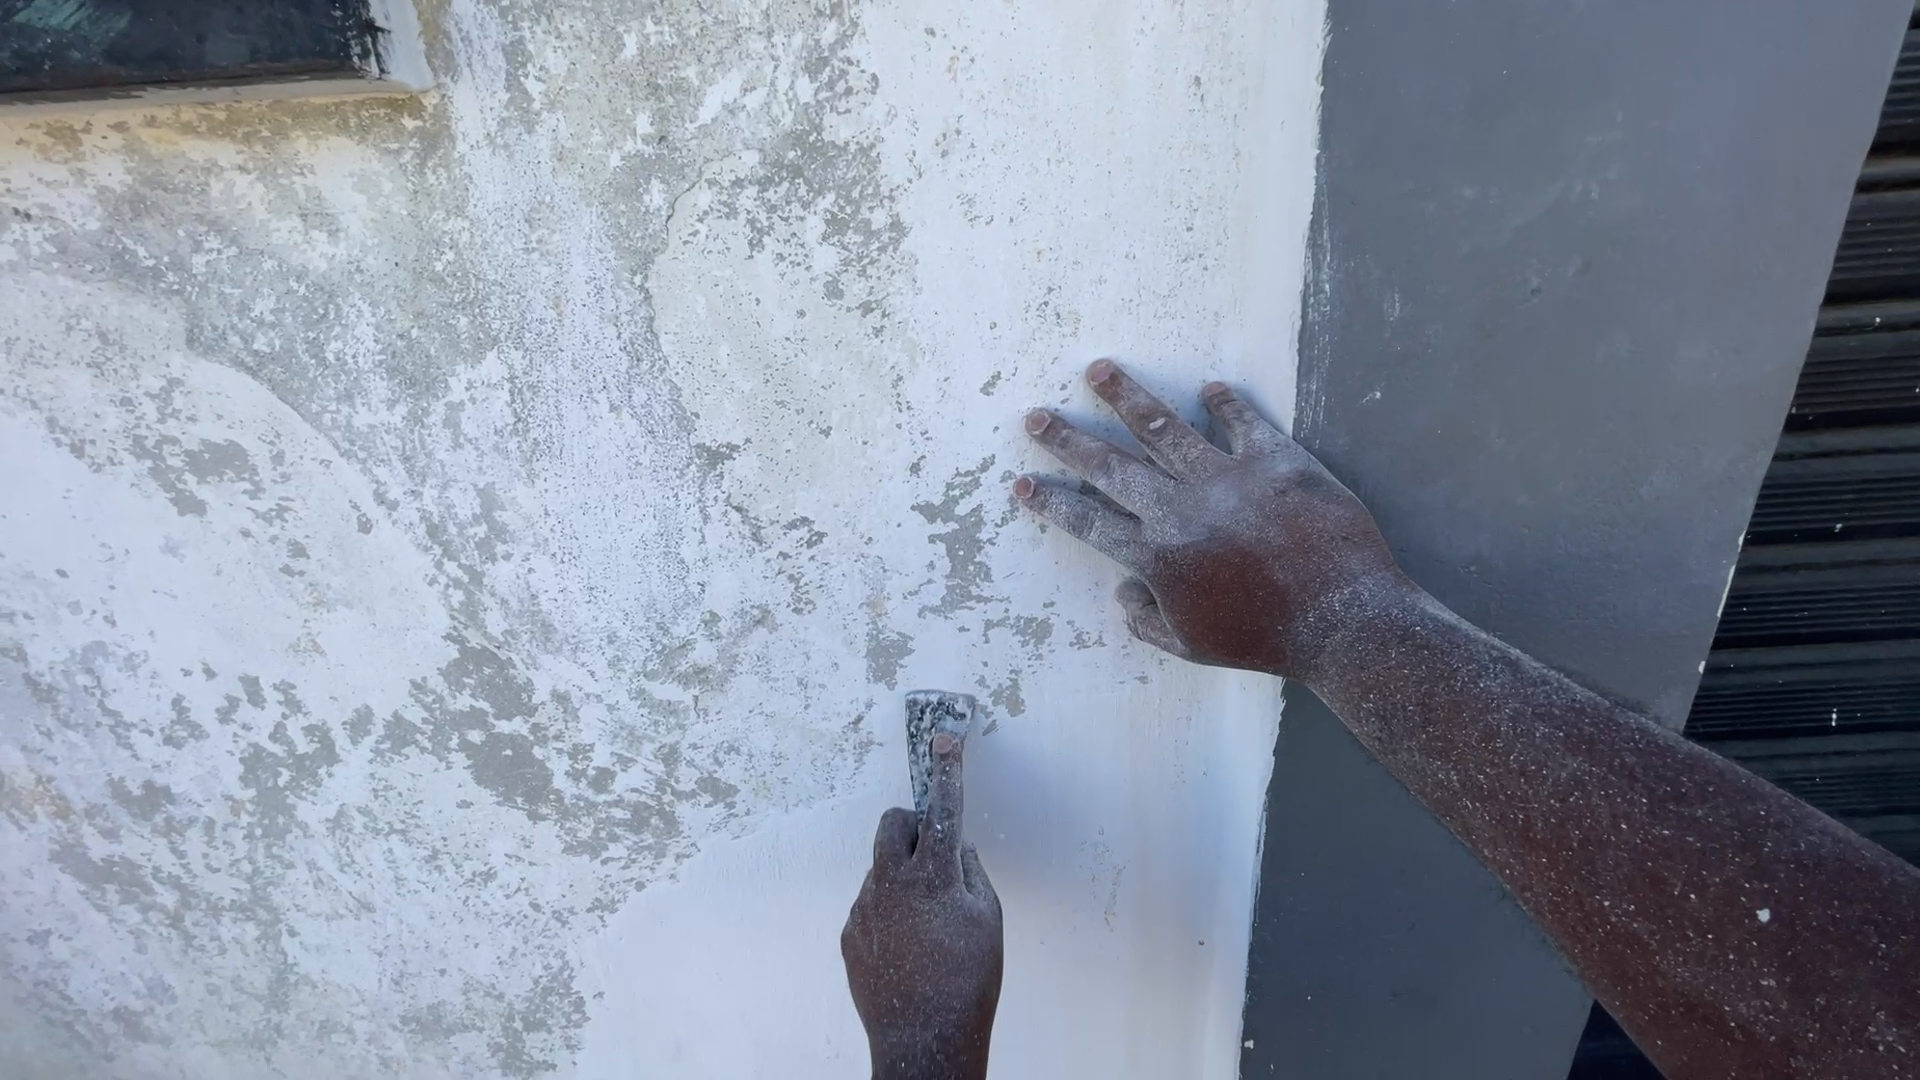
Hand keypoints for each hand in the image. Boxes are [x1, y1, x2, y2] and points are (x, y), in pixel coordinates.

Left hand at [842, 734, 1002, 1079]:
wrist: (923, 1045)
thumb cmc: (968, 982)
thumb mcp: (988, 920)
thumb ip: (970, 873)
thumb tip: (957, 851)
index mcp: (932, 875)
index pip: (943, 808)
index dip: (947, 770)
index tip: (944, 738)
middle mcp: (891, 882)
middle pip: (891, 823)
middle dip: (911, 825)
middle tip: (931, 853)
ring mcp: (865, 907)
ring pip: (881, 865)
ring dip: (902, 875)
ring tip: (925, 924)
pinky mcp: (850, 932)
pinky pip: (871, 901)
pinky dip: (889, 909)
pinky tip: (907, 946)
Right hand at [1014, 360, 1409, 681]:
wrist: (1343, 623)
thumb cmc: (1263, 639)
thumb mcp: (1189, 646)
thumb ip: (1144, 620)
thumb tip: (1122, 592)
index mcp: (1156, 555)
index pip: (1088, 521)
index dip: (1050, 502)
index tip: (1021, 483)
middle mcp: (1180, 509)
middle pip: (1110, 466)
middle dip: (1067, 440)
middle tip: (1037, 417)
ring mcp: (1227, 480)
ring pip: (1164, 429)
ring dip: (1127, 398)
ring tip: (1100, 370)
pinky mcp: (1277, 463)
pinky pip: (1245, 424)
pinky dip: (1228, 405)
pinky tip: (1212, 387)